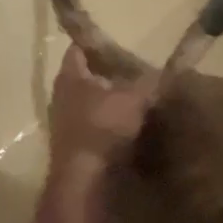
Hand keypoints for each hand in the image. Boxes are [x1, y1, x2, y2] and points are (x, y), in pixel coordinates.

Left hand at [48, 46, 154, 172]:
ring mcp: (62, 121)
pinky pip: (89, 126)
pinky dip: (105, 124)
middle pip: (83, 77)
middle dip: (105, 75)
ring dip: (106, 102)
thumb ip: (147, 83)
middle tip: (131, 73)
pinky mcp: (70, 145)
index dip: (95, 43)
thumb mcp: (132, 100)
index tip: (116, 44)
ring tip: (133, 101)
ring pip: (86, 102)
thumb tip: (162, 71)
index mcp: (69, 76)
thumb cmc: (101, 127)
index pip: (78, 48)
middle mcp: (60, 95)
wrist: (83, 179)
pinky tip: (125, 129)